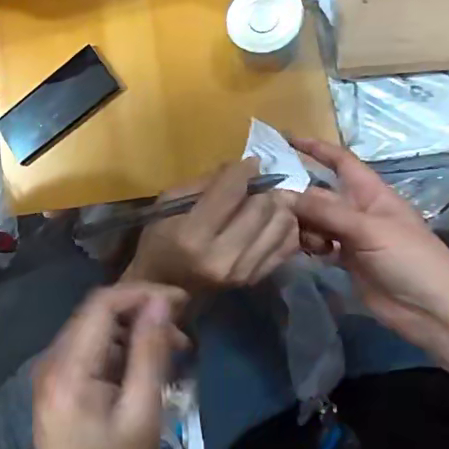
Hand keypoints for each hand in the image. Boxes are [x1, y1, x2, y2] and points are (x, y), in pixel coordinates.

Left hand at [32, 284, 189, 448]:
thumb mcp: (141, 416)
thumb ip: (150, 355)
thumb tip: (161, 305)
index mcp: (67, 366)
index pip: (101, 303)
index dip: (142, 293)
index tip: (183, 301)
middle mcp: (50, 360)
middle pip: (95, 315)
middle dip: (140, 314)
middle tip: (185, 335)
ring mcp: (48, 373)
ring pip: (93, 333)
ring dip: (131, 334)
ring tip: (174, 355)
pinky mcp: (55, 387)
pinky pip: (87, 354)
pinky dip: (118, 353)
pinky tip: (146, 371)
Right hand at [123, 160, 299, 295]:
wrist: (165, 286)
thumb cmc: (160, 240)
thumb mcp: (169, 204)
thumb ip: (204, 184)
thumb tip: (240, 168)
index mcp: (193, 235)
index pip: (231, 193)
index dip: (243, 171)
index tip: (249, 162)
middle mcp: (223, 256)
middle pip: (261, 206)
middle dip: (261, 188)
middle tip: (254, 183)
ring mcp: (244, 271)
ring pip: (281, 223)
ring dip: (276, 205)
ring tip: (263, 201)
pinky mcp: (258, 278)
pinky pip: (288, 243)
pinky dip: (284, 225)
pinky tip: (270, 220)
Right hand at [287, 138, 448, 347]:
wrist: (434, 311)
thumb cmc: (411, 261)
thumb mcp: (369, 230)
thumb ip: (326, 212)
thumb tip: (283, 196)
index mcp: (371, 194)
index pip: (341, 162)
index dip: (316, 149)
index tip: (285, 140)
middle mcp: (358, 211)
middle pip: (318, 193)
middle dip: (295, 194)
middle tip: (264, 200)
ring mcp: (350, 236)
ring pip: (312, 220)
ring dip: (298, 224)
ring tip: (291, 236)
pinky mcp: (344, 260)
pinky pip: (314, 243)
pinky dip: (303, 244)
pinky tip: (298, 251)